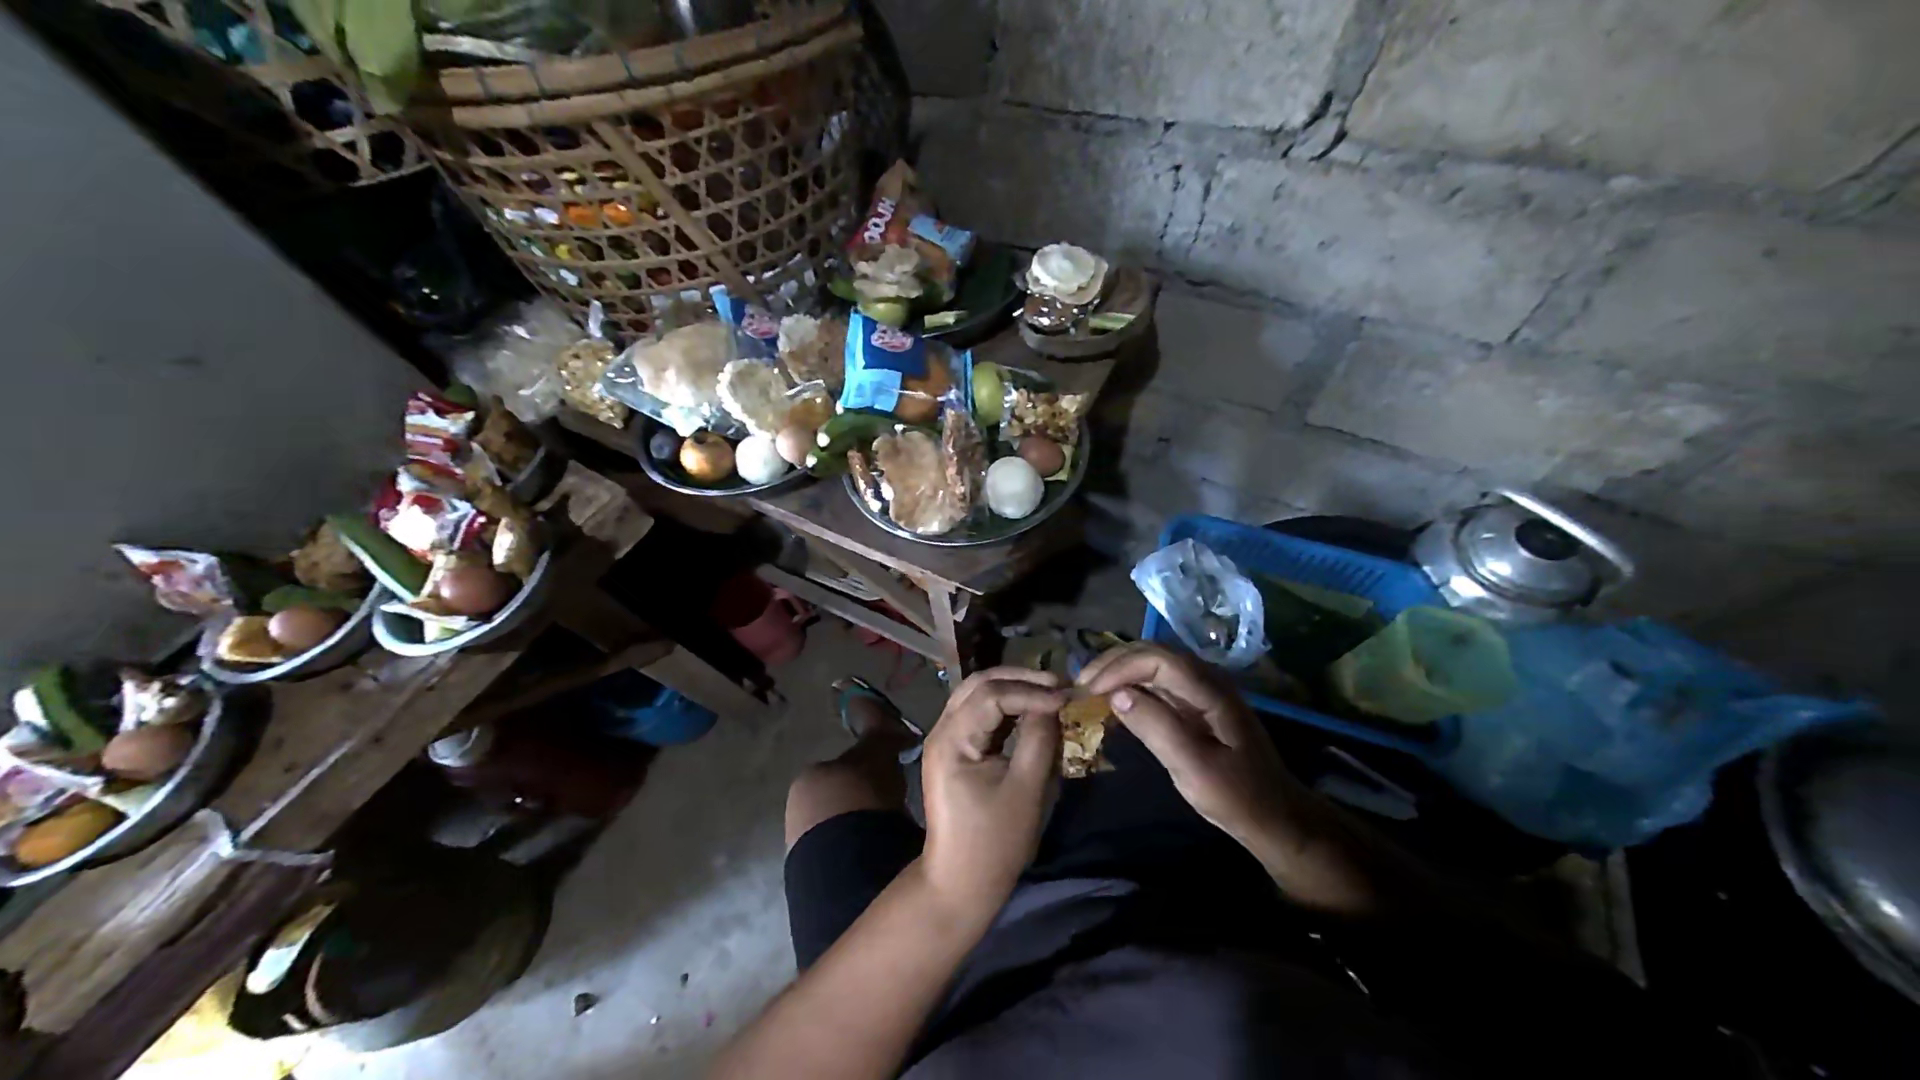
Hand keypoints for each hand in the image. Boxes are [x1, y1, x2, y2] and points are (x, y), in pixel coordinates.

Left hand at [918, 668, 1068, 916]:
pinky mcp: (956, 749)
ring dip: (1014, 689)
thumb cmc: (994, 841)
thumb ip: (1040, 739)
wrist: (960, 882)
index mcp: (951, 739)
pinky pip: (980, 714)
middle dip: (1020, 679)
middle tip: (1059, 684)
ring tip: (1050, 692)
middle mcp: (942, 730)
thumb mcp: (1026, 789)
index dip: (1030, 690)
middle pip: (979, 684)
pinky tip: (1032, 710)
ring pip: (978, 694)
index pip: (991, 695)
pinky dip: (1007, 707)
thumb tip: (1054, 702)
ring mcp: (946, 739)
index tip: (1066, 697)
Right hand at [1077, 643, 1305, 846]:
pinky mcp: (1194, 705)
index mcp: (1210, 690)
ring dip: (1118, 671)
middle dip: (1112, 663)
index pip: (1157, 658)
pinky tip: (1111, 701)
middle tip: (1079, 686)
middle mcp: (1205, 680)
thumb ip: (1156, 728)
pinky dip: (1129, 686)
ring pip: (1151, 664)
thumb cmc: (1237, 796)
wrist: (1275, 817)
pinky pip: (1156, 683)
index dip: (1118, 668)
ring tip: (1088, 689)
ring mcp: (1200, 691)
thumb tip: (1115, 694)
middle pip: (1152, 653)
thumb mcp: (1195, 768)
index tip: (1088, 690)